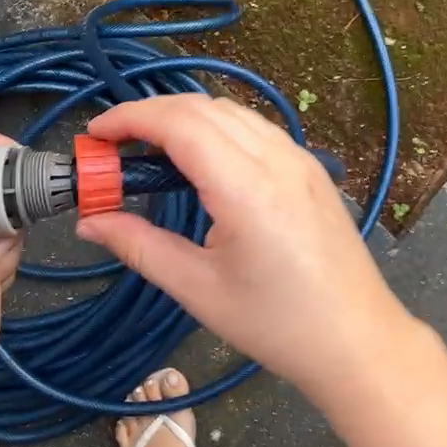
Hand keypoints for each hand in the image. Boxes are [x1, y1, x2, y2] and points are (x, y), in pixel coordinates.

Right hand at [76, 95, 416, 397]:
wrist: (356, 339)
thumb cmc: (276, 324)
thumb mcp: (198, 289)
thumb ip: (139, 247)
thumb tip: (89, 222)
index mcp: (247, 187)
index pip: (180, 123)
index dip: (131, 119)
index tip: (94, 134)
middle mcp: (277, 158)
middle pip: (203, 107)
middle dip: (151, 114)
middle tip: (113, 145)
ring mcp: (299, 158)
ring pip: (231, 111)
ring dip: (185, 117)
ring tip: (149, 151)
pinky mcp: (309, 168)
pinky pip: (255, 127)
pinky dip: (216, 128)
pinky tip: (200, 160)